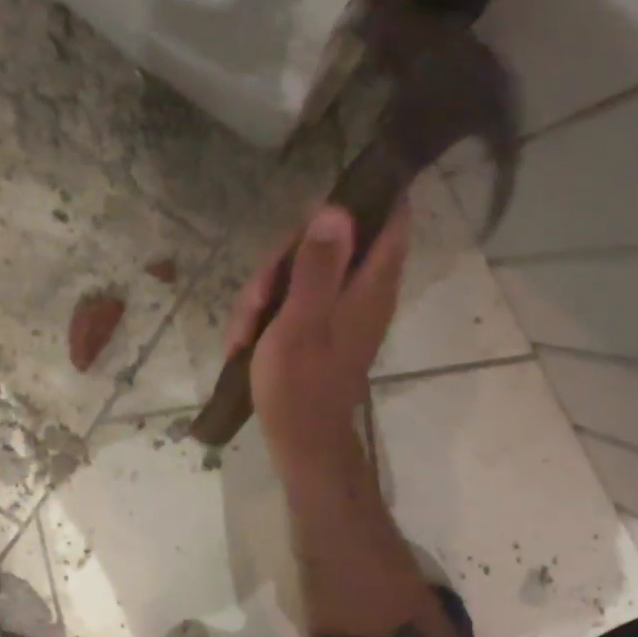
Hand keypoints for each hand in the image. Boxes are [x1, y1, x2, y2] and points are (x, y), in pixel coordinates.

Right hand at [224, 204, 411, 471]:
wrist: (301, 442)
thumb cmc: (300, 384)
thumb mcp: (299, 321)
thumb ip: (316, 266)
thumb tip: (335, 210)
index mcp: (370, 284)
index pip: (392, 218)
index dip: (369, 194)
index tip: (326, 196)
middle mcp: (365, 289)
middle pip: (330, 242)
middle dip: (283, 262)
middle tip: (257, 296)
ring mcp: (343, 308)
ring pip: (304, 270)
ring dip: (266, 295)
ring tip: (244, 334)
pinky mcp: (323, 326)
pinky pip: (296, 298)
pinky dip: (269, 315)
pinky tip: (248, 341)